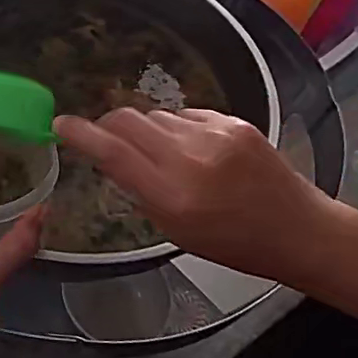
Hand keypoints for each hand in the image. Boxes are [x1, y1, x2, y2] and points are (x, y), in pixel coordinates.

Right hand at [53, 108, 339, 284]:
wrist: (296, 228)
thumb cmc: (232, 243)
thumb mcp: (175, 230)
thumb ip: (140, 190)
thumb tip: (111, 157)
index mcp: (172, 196)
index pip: (113, 153)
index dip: (81, 134)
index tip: (61, 124)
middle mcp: (190, 158)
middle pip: (128, 120)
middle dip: (109, 125)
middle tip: (106, 137)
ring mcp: (214, 134)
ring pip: (156, 114)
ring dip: (147, 129)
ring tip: (164, 153)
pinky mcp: (234, 121)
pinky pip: (187, 114)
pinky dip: (179, 128)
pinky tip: (196, 149)